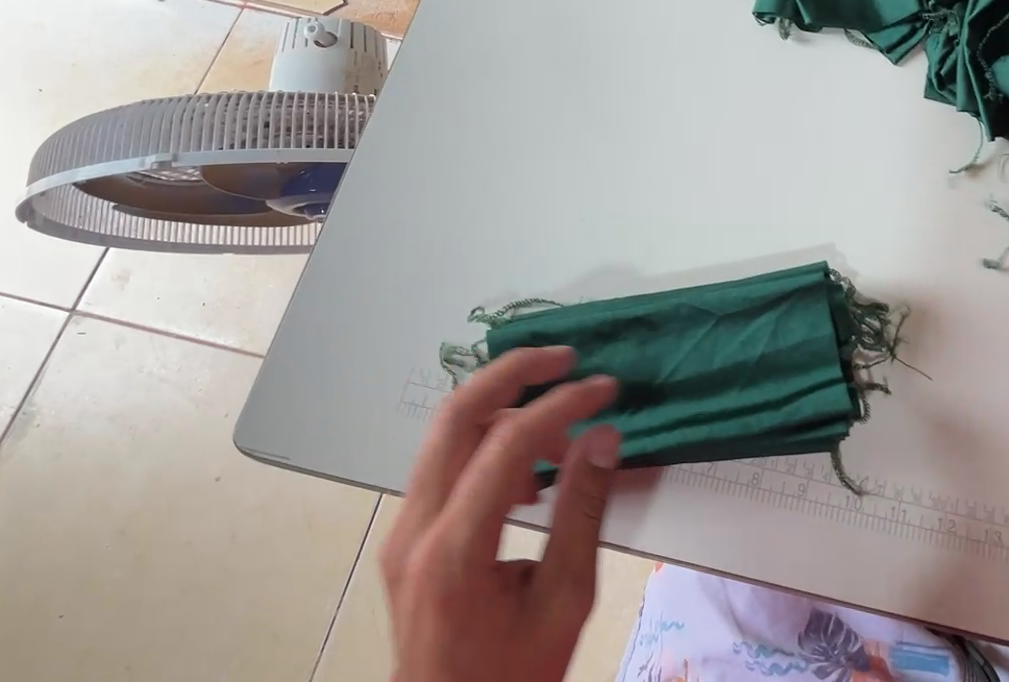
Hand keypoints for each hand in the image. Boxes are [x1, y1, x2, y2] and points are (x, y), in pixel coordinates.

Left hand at [381, 345, 621, 681]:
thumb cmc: (515, 674)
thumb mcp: (565, 600)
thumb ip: (583, 511)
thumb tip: (604, 435)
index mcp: (453, 551)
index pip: (505, 444)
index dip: (561, 405)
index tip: (606, 389)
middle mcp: (414, 528)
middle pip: (455, 415)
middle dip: (513, 372)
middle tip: (567, 359)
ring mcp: (402, 530)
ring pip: (447, 433)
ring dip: (503, 408)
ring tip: (561, 428)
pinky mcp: (407, 536)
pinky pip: (446, 463)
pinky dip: (489, 444)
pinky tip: (530, 474)